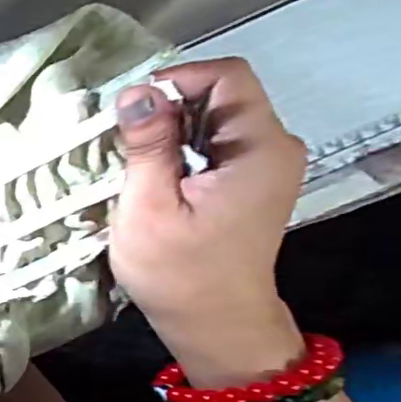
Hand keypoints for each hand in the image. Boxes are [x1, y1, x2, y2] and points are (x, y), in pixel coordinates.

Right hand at [109, 58, 307, 385]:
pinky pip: (217, 144)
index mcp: (260, 148)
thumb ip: (146, 147)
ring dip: (172, 130)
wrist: (214, 324)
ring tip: (135, 161)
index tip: (132, 111)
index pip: (227, 77)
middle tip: (125, 141)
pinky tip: (156, 176)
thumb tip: (136, 92)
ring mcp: (266, 165)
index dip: (177, 79)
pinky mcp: (252, 182)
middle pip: (223, 95)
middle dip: (170, 107)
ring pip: (217, 119)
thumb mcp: (149, 209)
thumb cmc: (179, 274)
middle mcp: (275, 146)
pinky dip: (183, 149)